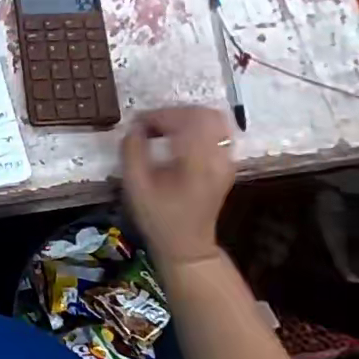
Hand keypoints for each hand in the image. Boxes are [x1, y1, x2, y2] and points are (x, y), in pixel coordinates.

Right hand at [120, 106, 237, 266]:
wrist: (187, 246)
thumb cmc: (159, 218)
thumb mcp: (135, 187)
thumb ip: (132, 152)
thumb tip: (133, 127)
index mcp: (197, 164)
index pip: (185, 121)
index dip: (158, 116)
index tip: (138, 124)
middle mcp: (218, 158)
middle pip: (204, 114)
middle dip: (174, 112)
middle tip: (151, 124)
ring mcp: (226, 160)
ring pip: (214, 119)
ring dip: (186, 117)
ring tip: (164, 128)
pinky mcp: (226, 163)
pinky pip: (218, 131)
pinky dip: (197, 126)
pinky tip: (179, 137)